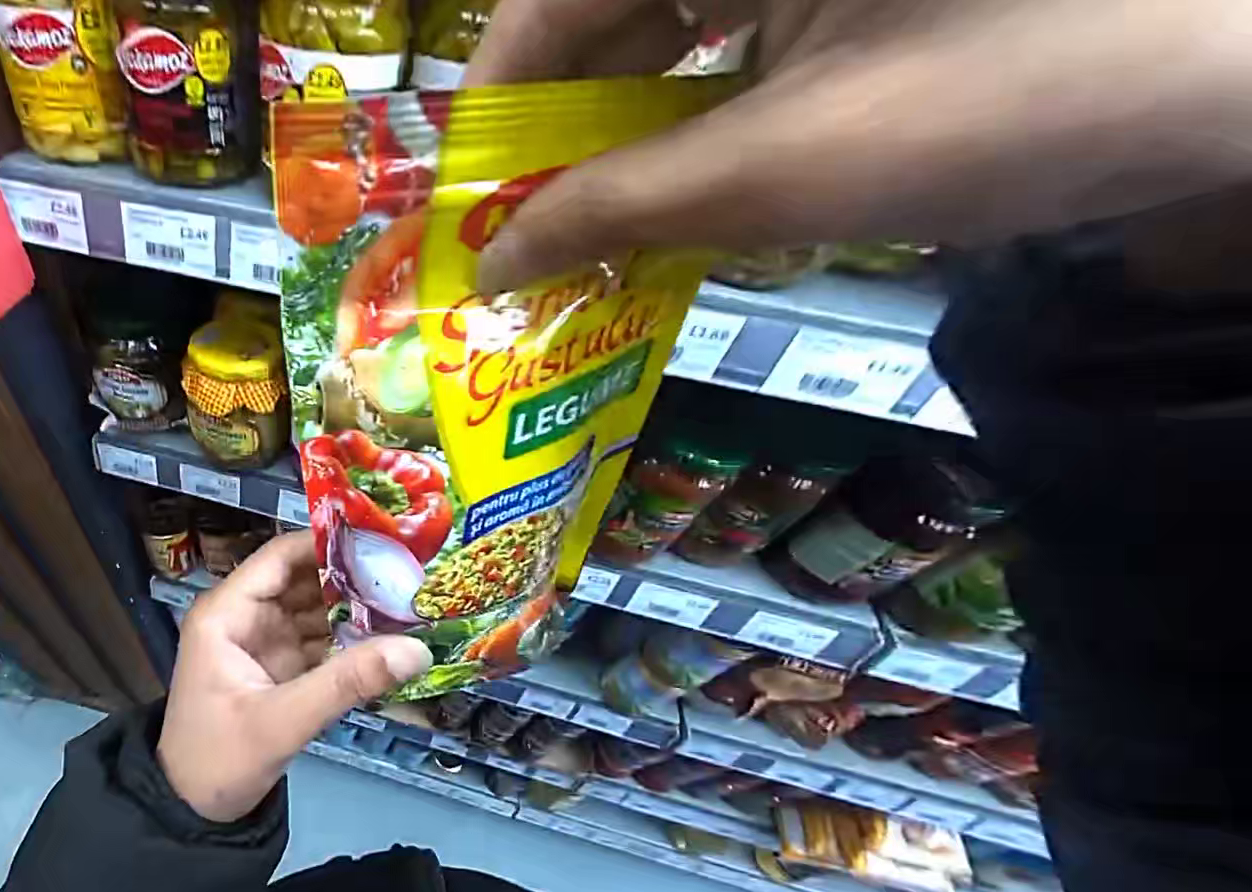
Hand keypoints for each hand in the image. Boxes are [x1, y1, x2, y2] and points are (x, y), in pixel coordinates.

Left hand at [160, 532, 432, 821]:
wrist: (192, 811)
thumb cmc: (219, 759)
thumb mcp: (282, 721)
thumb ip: (347, 683)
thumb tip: (417, 649)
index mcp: (227, 612)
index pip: (279, 557)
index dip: (327, 543)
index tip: (382, 539)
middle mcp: (245, 616)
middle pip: (303, 579)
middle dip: (352, 575)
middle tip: (410, 569)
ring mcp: (263, 640)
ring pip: (315, 608)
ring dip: (356, 605)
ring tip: (411, 596)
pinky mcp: (279, 665)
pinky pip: (319, 639)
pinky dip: (350, 637)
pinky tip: (389, 635)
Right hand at [465, 0, 1251, 292]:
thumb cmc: (1033, 90)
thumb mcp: (781, 168)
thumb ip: (610, 213)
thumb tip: (491, 265)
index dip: (490, 106)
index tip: (460, 201)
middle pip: (594, 17)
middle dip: (546, 136)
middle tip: (510, 236)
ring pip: (650, 38)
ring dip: (604, 142)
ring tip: (569, 231)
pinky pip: (715, 47)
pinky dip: (674, 126)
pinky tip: (654, 194)